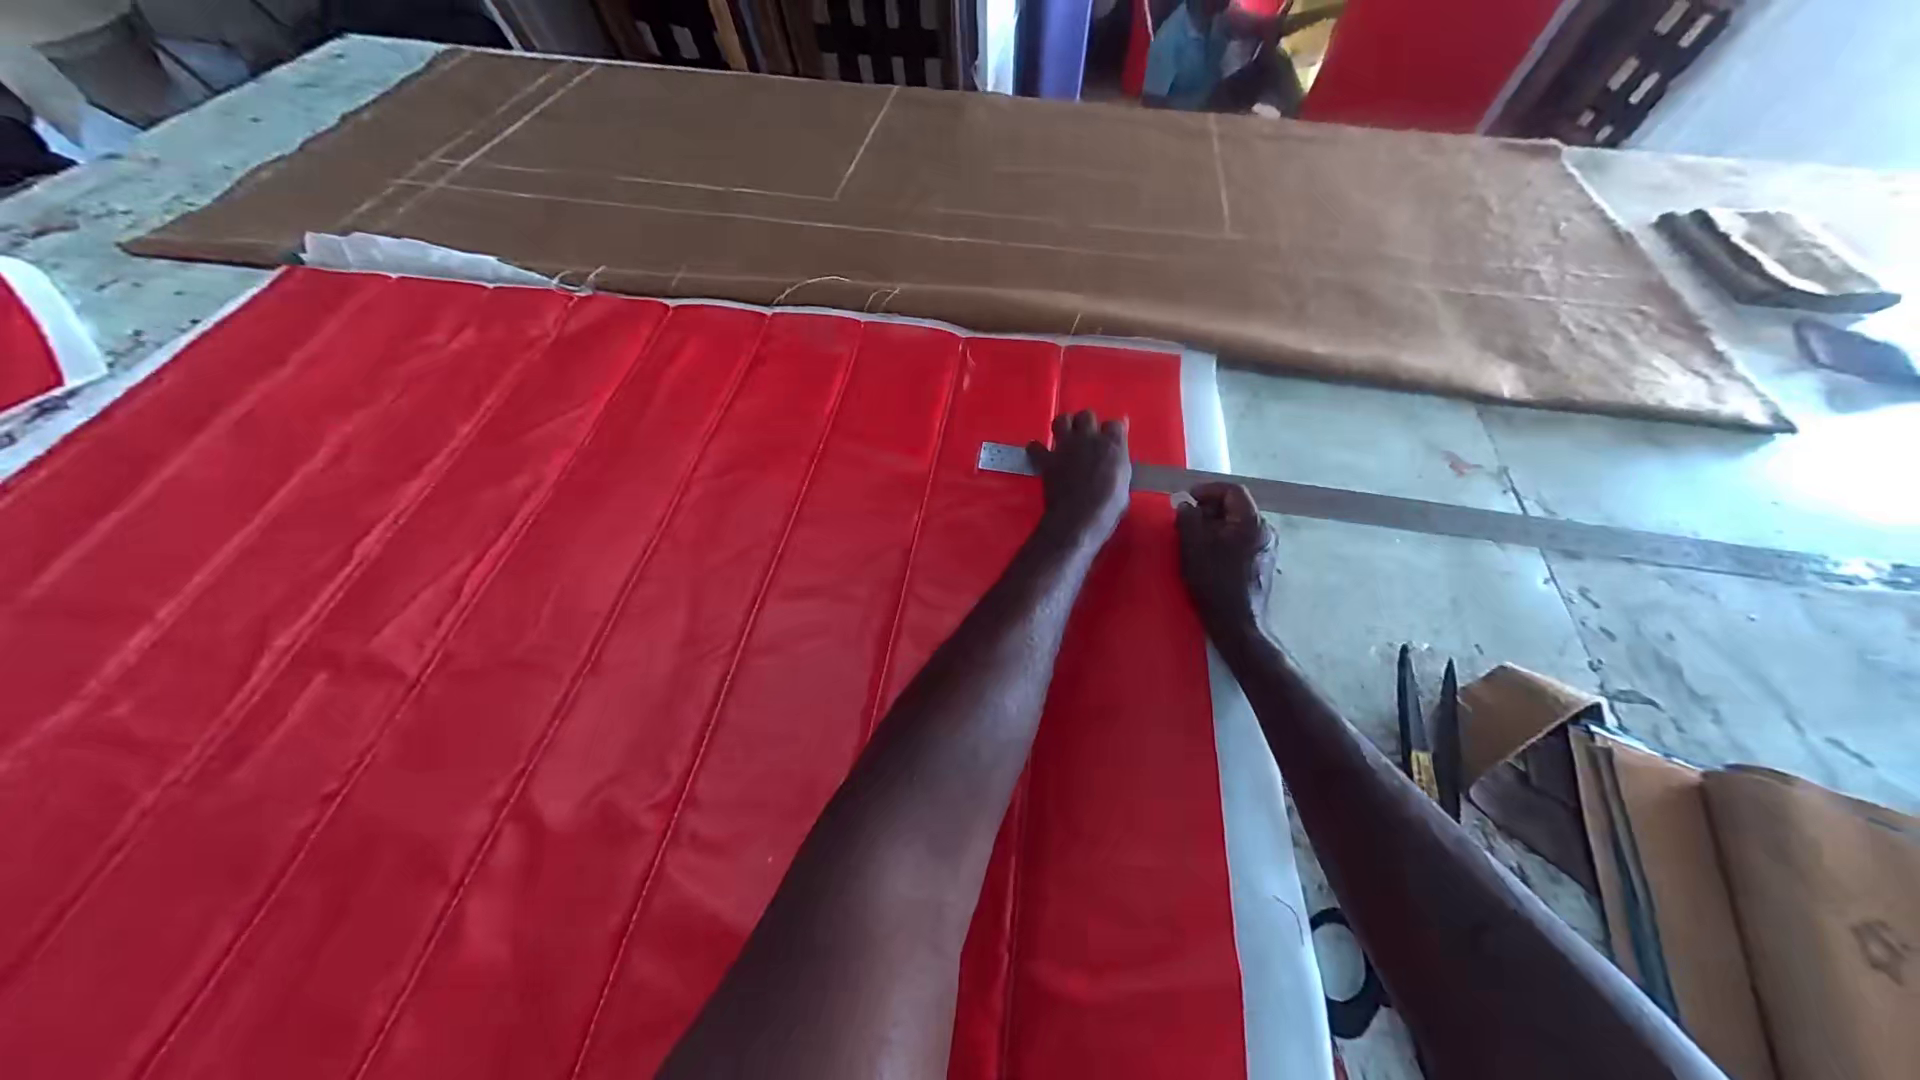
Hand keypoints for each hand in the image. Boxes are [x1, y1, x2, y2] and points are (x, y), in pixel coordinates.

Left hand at [1027, 411, 1131, 546]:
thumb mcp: (1124, 484)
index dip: (1112, 432)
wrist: (1079, 517)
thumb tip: (1117, 457)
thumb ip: (1119, 464)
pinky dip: (1036, 449)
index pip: (1115, 424)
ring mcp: (1066, 447)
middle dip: (1086, 422)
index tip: (1111, 439)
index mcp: (1113, 445)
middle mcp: (1089, 438)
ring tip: (1065, 435)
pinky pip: (1036, 447)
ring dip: (1064, 425)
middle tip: (1086, 435)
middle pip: (1087, 415)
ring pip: (1062, 420)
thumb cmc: (1109, 507)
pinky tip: (1039, 453)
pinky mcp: (1047, 459)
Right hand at [1176, 482, 1276, 639]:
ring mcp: (1268, 547)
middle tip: (1185, 522)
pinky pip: (1242, 540)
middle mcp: (1265, 530)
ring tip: (1194, 540)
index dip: (1207, 490)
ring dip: (1215, 526)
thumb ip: (1188, 518)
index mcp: (1251, 522)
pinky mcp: (1264, 562)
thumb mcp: (1193, 547)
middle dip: (1208, 509)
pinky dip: (1224, 539)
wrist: (1238, 624)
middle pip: (1236, 506)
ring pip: (1238, 524)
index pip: (1232, 490)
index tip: (1187, 500)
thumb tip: (1186, 503)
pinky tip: (1209, 556)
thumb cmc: (1214, 583)